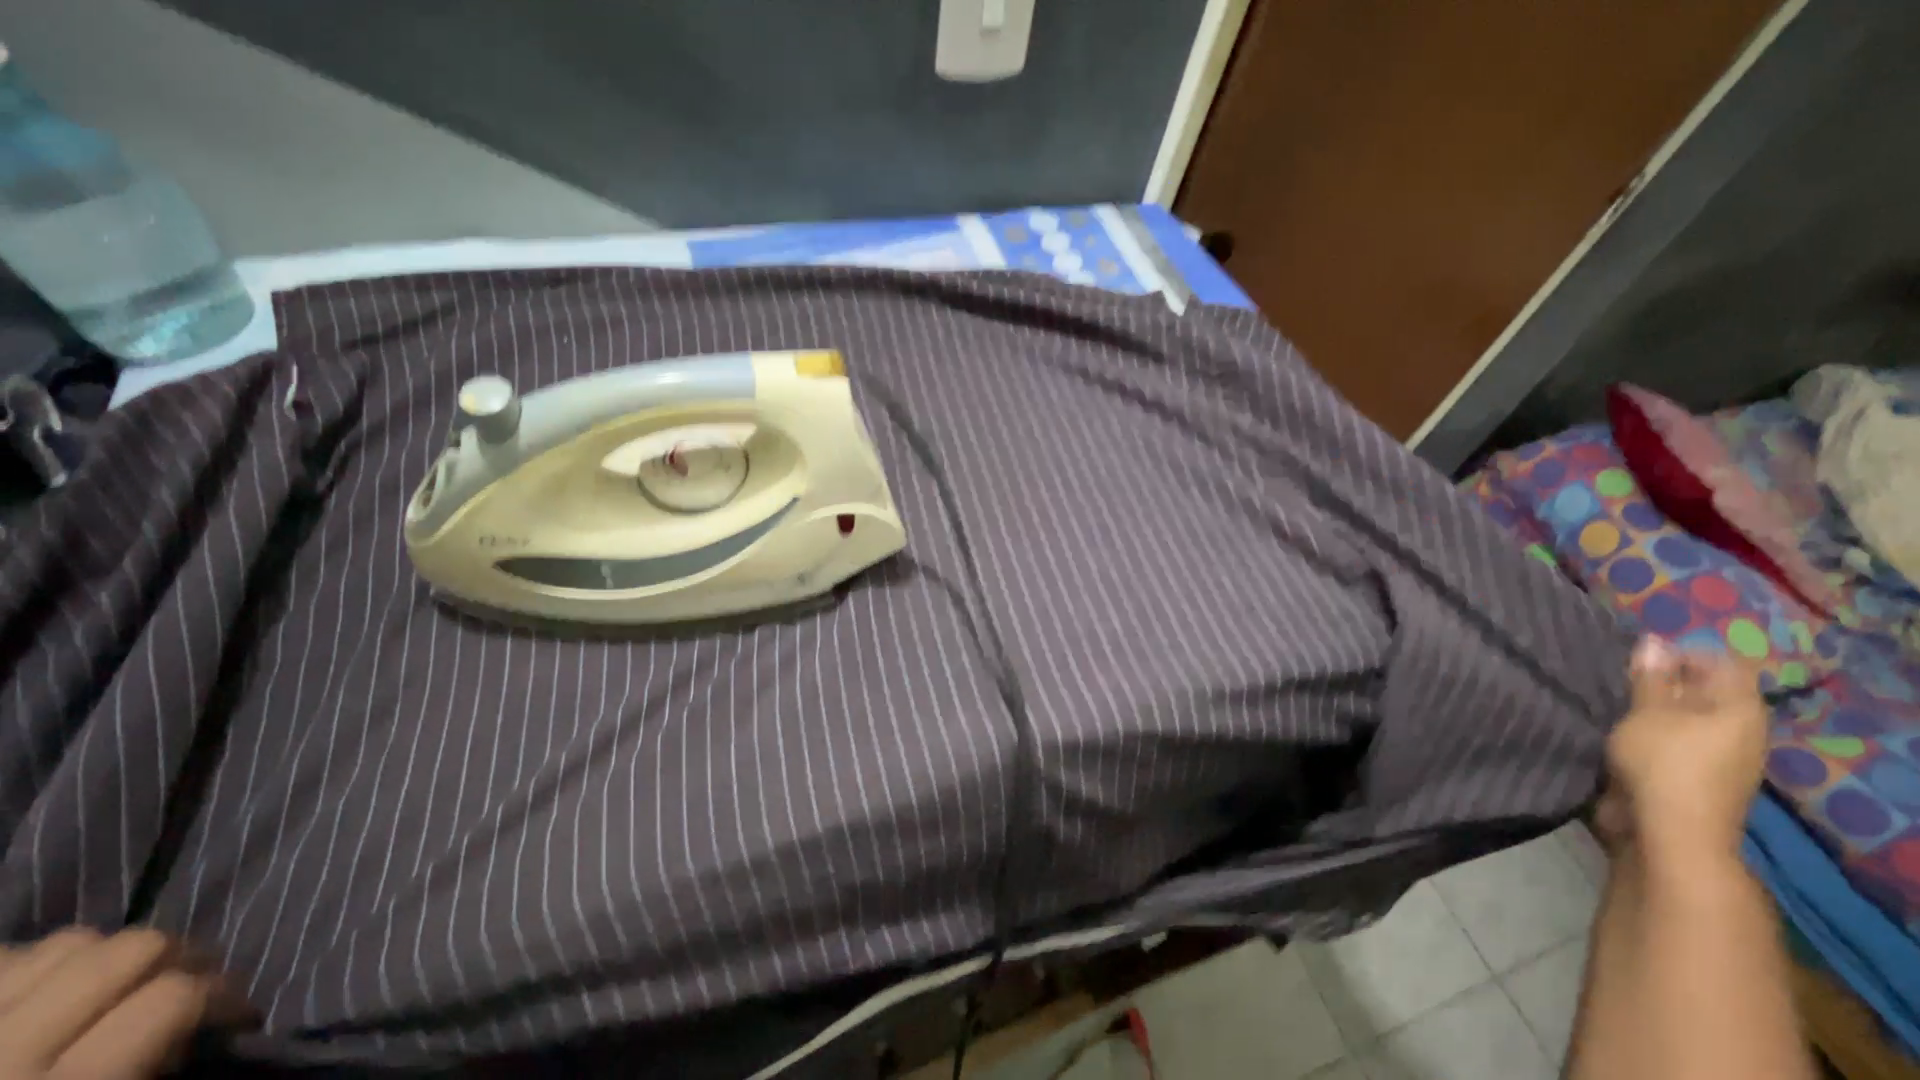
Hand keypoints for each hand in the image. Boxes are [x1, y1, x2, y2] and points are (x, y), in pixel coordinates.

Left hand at [0, 927, 252, 1077]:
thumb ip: (142, 1078)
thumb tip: (189, 1036)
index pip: (173, 998)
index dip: (222, 995)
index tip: (237, 1016)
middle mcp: (8, 1047)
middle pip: (132, 949)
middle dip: (179, 958)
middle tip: (193, 984)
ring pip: (69, 941)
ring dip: (110, 957)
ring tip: (118, 987)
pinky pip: (3, 957)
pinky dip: (37, 965)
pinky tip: (45, 993)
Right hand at [1597, 637, 1769, 862]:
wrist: (1672, 836)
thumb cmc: (1662, 763)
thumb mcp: (1646, 712)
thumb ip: (1650, 678)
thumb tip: (1654, 641)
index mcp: (1740, 709)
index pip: (1722, 663)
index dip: (1683, 655)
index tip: (1641, 662)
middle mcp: (1746, 732)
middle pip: (1709, 693)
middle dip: (1668, 685)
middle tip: (1626, 685)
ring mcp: (1731, 761)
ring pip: (1696, 721)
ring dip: (1661, 714)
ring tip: (1623, 713)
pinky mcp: (1709, 782)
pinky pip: (1687, 746)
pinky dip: (1662, 738)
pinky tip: (1632, 742)